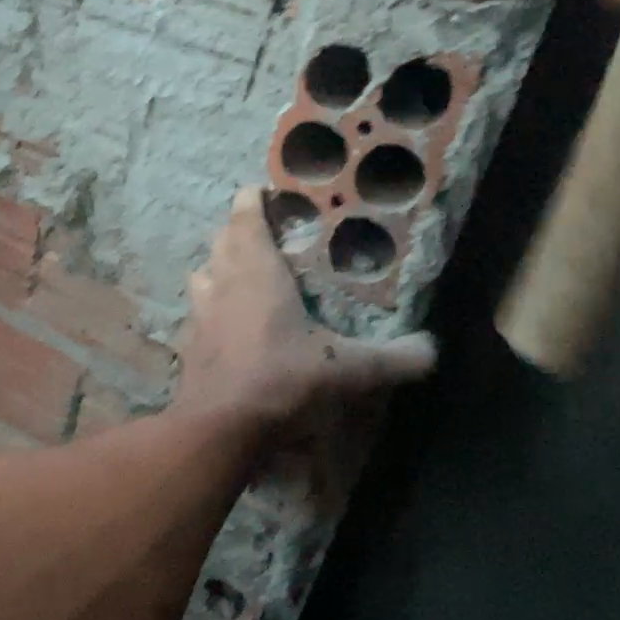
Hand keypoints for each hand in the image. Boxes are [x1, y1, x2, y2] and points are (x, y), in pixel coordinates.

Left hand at [175, 187, 435, 428]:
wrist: (218, 428)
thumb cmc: (281, 382)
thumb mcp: (346, 370)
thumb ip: (392, 358)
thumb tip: (431, 350)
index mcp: (256, 272)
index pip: (245, 217)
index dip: (252, 200)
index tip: (264, 191)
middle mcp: (221, 282)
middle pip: (222, 240)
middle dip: (240, 231)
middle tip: (266, 235)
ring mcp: (198, 312)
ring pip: (203, 272)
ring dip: (220, 266)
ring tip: (245, 274)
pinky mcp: (188, 342)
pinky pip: (197, 310)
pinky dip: (210, 306)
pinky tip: (227, 324)